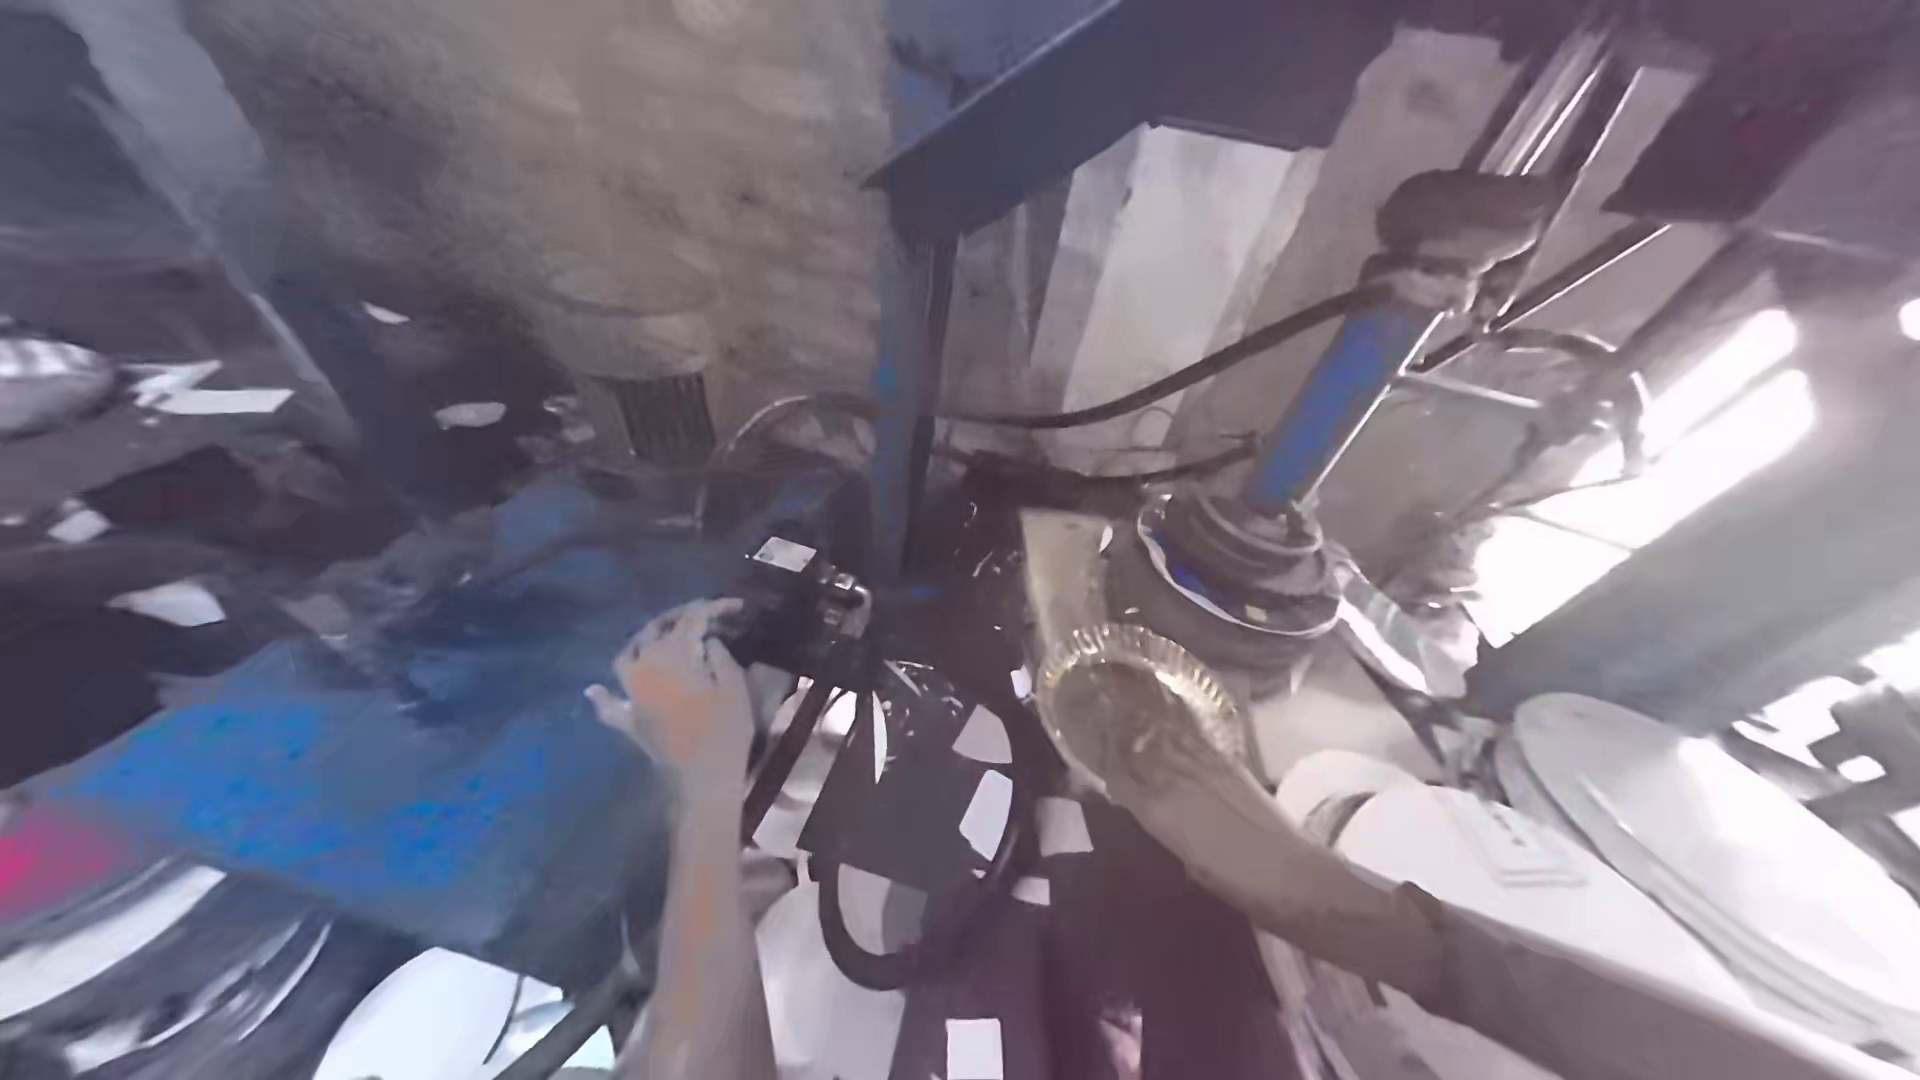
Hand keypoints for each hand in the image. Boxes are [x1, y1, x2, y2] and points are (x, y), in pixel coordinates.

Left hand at [587, 598, 752, 796]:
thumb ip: (719, 656)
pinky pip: (608, 703)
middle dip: (679, 616)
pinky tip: (594, 689)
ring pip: (628, 656)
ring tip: (664, 635)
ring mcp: (630, 694)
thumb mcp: (733, 686)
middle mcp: (644, 668)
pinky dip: (602, 695)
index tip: (737, 606)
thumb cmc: (726, 728)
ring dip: (645, 640)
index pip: (692, 620)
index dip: (714, 608)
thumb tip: (706, 642)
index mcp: (673, 656)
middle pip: (655, 630)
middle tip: (705, 613)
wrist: (703, 779)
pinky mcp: (628, 720)